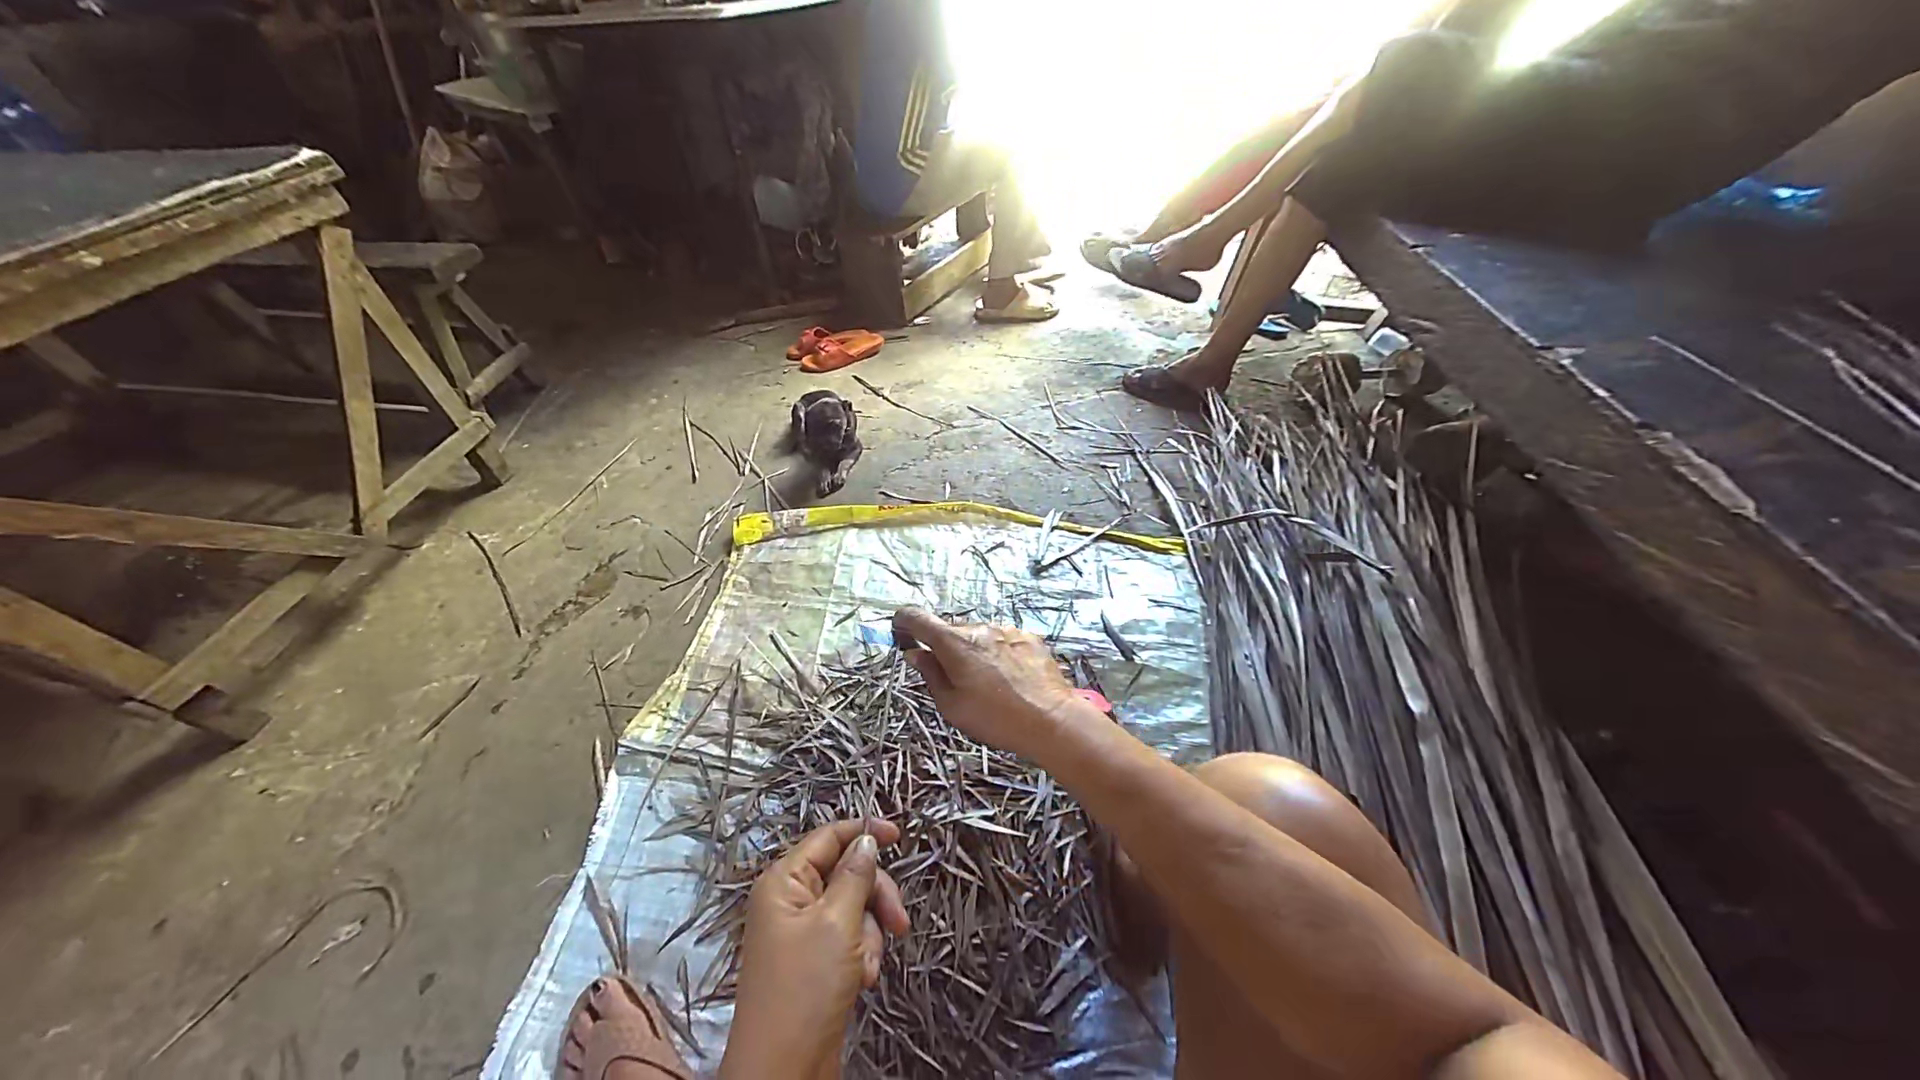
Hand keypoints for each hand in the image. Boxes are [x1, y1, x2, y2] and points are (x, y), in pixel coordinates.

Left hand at [720, 820, 909, 1079]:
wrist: (785, 1072)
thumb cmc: (805, 988)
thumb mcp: (836, 923)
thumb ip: (855, 875)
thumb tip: (866, 840)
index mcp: (784, 881)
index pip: (827, 837)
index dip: (862, 832)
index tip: (898, 836)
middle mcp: (790, 900)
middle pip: (846, 873)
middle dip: (875, 896)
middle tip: (898, 920)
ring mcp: (802, 931)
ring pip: (853, 907)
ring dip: (870, 932)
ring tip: (868, 965)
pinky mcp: (814, 960)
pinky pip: (849, 937)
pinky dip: (863, 953)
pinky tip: (863, 978)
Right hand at [892, 608, 1102, 762]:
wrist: (1050, 720)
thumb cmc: (994, 719)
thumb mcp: (951, 705)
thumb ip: (930, 673)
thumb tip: (915, 653)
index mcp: (954, 643)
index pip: (917, 617)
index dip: (903, 622)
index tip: (901, 634)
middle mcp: (979, 628)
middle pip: (950, 631)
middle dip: (944, 648)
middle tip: (951, 679)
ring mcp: (1006, 630)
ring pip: (978, 636)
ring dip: (973, 652)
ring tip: (986, 683)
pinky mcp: (1028, 637)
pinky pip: (1002, 640)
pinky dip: (997, 653)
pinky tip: (1008, 678)